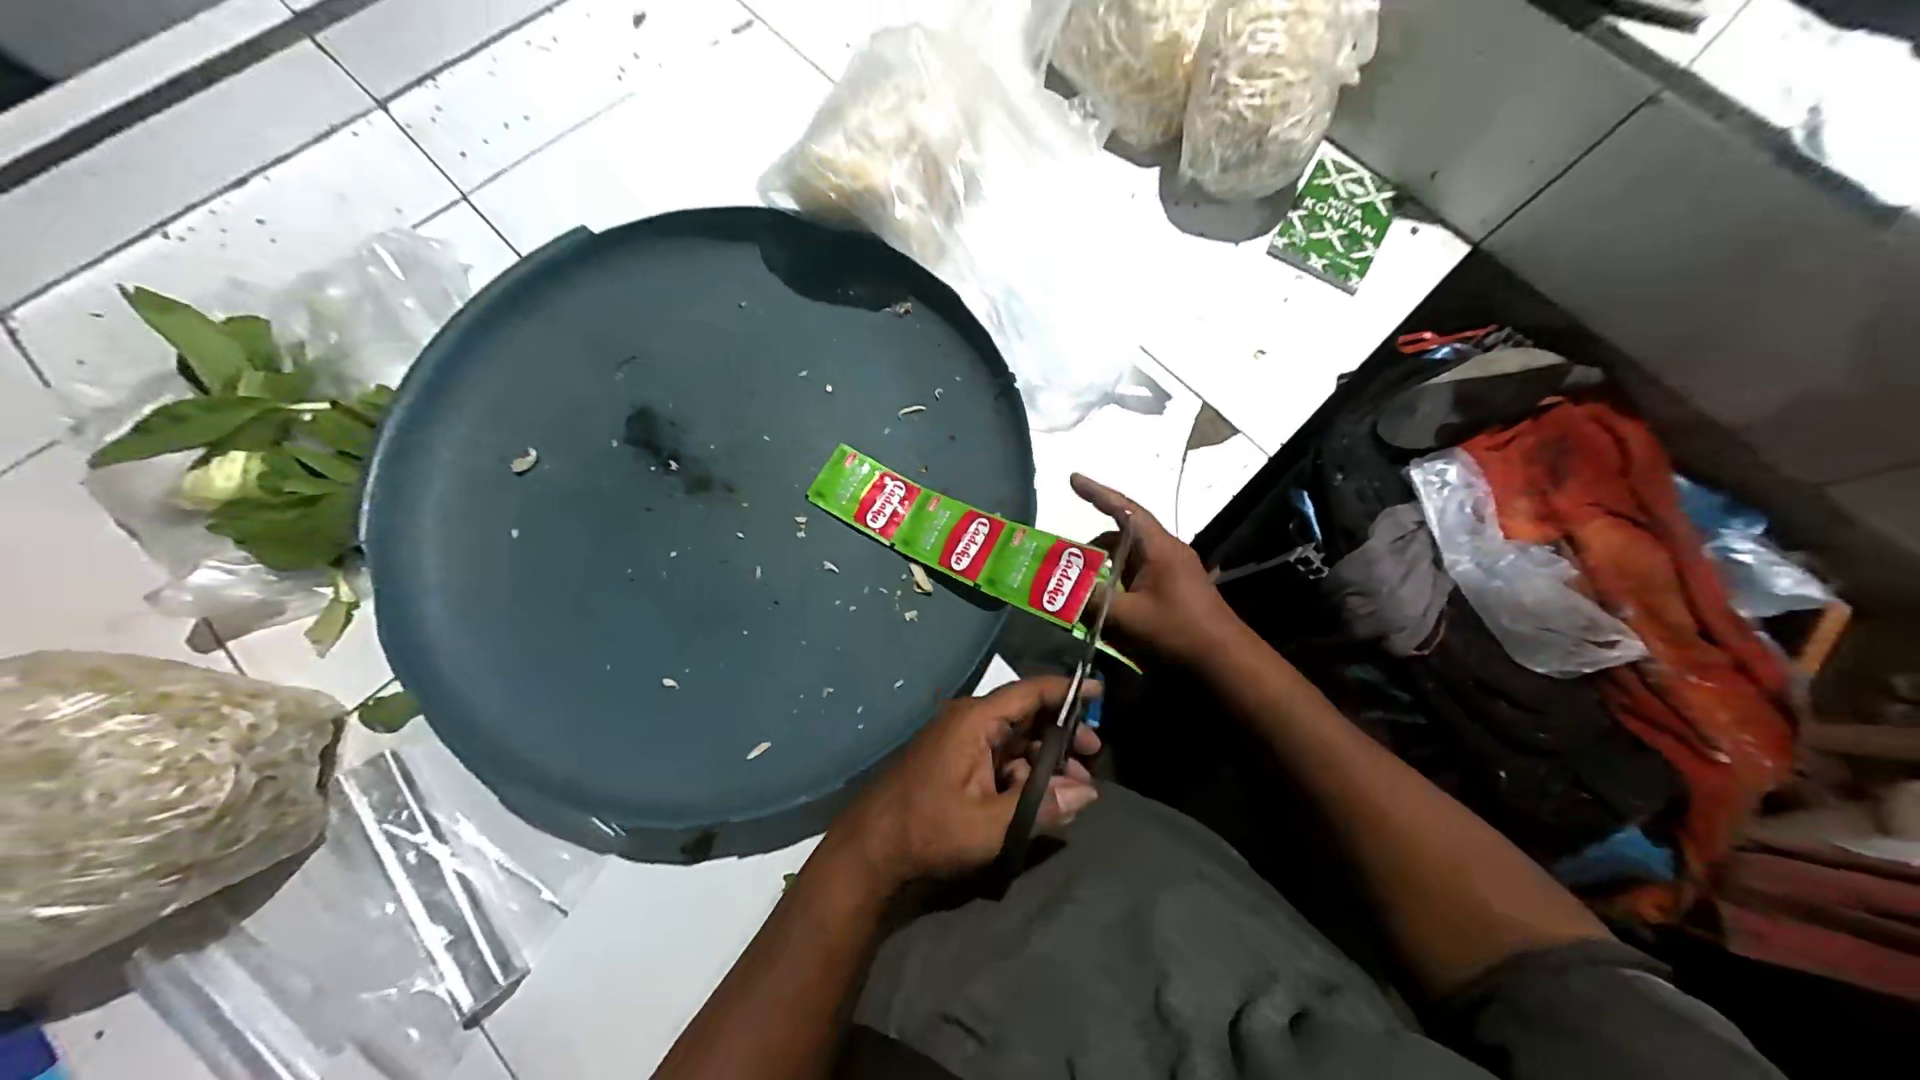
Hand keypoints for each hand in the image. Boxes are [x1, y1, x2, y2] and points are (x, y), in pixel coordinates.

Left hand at [829, 677, 1100, 890]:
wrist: (870, 848)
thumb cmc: (929, 829)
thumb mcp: (990, 825)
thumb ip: (1041, 806)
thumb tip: (1086, 792)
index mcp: (975, 721)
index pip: (1030, 692)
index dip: (1066, 690)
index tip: (1099, 693)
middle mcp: (969, 721)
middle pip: (1027, 715)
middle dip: (1062, 734)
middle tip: (1093, 757)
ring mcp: (961, 740)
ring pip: (1016, 738)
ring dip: (1045, 758)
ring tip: (1074, 785)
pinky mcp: (956, 760)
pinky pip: (1000, 755)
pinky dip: (1024, 771)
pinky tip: (1042, 796)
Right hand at [1072, 473, 1240, 663]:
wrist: (1224, 660)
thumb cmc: (1179, 632)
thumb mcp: (1128, 617)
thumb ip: (1092, 602)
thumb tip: (1063, 593)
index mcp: (1158, 548)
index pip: (1124, 509)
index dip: (1097, 493)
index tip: (1073, 479)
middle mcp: (1166, 551)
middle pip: (1121, 537)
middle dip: (1091, 548)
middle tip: (1065, 562)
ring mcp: (1171, 570)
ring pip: (1128, 558)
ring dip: (1103, 569)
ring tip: (1080, 588)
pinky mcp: (1172, 589)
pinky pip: (1136, 575)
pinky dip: (1116, 583)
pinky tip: (1104, 604)